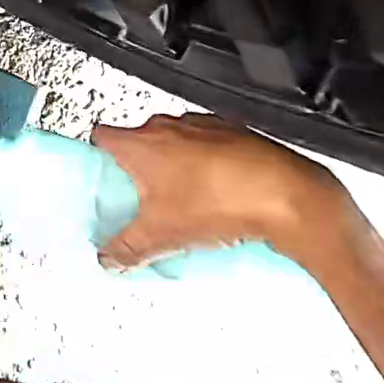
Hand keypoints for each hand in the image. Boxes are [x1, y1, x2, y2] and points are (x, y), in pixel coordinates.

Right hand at [91, 113, 360, 272]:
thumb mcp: (162, 235)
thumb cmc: (223, 199)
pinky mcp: (230, 133)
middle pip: (137, 143)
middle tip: (143, 204)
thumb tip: (110, 257)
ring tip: (184, 206)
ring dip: (173, 169)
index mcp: (140, 143)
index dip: (97, 156)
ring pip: (172, 145)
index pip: (100, 136)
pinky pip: (204, 148)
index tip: (101, 178)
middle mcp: (166, 126)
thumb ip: (126, 248)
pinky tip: (216, 200)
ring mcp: (200, 126)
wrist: (286, 194)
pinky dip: (204, 168)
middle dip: (138, 172)